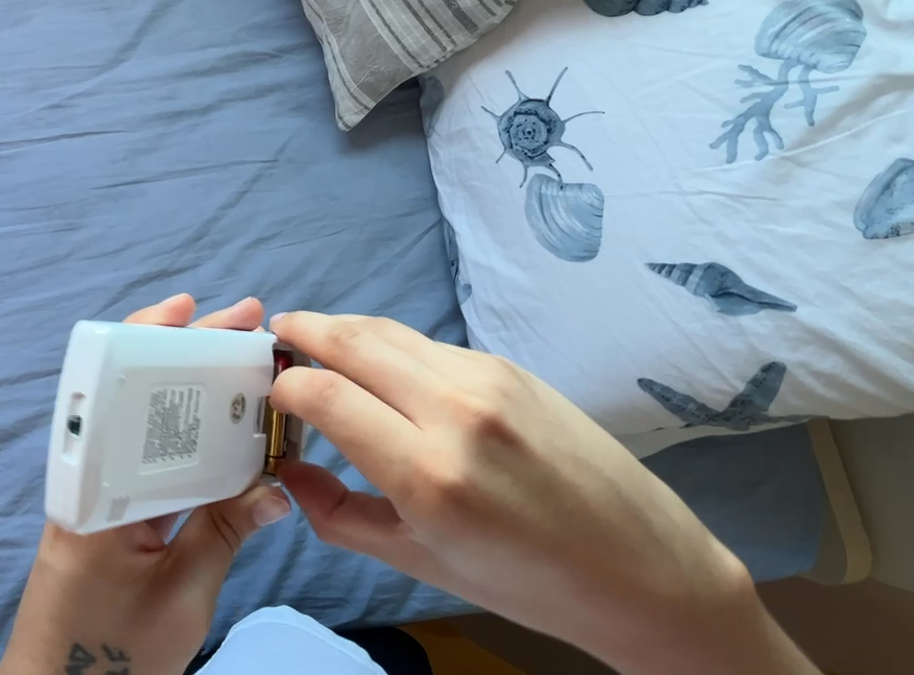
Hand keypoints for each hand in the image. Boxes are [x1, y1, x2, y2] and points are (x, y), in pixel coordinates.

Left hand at [0, 295, 292, 674]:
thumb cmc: (112, 657)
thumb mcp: (181, 596)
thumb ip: (226, 531)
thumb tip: (278, 482)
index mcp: (95, 488)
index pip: (123, 394)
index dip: (156, 343)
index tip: (196, 311)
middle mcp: (91, 477)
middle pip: (137, 395)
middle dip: (189, 352)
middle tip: (243, 321)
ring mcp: (99, 493)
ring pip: (145, 423)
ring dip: (192, 389)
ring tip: (241, 357)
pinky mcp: (111, 513)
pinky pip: (150, 458)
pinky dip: (188, 435)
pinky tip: (223, 424)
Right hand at [268, 312, 818, 674]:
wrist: (643, 567)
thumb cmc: (526, 583)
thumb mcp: (420, 563)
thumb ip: (338, 514)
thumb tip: (286, 469)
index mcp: (428, 475)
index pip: (325, 396)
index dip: (285, 385)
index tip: (271, 391)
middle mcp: (453, 412)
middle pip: (352, 342)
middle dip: (303, 330)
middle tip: (275, 333)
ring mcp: (485, 379)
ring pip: (388, 331)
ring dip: (343, 329)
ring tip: (315, 338)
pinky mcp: (508, 365)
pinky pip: (427, 345)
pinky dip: (388, 345)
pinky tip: (380, 364)